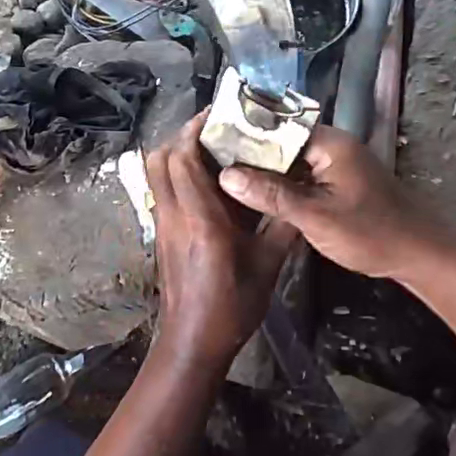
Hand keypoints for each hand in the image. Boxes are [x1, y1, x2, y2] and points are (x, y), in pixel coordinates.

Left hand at [147, 114, 298, 360]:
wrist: (193, 341)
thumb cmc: (232, 306)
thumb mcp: (268, 266)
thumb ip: (283, 226)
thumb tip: (300, 194)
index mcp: (201, 220)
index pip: (183, 159)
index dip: (196, 129)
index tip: (219, 114)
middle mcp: (174, 215)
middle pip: (160, 158)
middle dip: (184, 135)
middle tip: (216, 128)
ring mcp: (163, 225)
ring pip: (156, 174)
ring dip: (177, 153)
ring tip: (212, 148)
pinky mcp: (162, 234)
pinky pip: (163, 191)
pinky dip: (177, 174)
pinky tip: (208, 181)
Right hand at [217, 126, 451, 279]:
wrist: (419, 254)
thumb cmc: (370, 233)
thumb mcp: (315, 216)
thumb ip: (271, 194)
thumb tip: (226, 175)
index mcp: (329, 143)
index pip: (277, 126)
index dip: (244, 134)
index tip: (211, 146)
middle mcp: (332, 145)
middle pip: (282, 140)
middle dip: (250, 152)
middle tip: (211, 163)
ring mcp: (335, 163)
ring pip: (290, 159)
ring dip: (263, 169)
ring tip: (224, 177)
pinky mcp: (337, 181)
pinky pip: (301, 173)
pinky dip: (280, 182)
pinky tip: (255, 194)